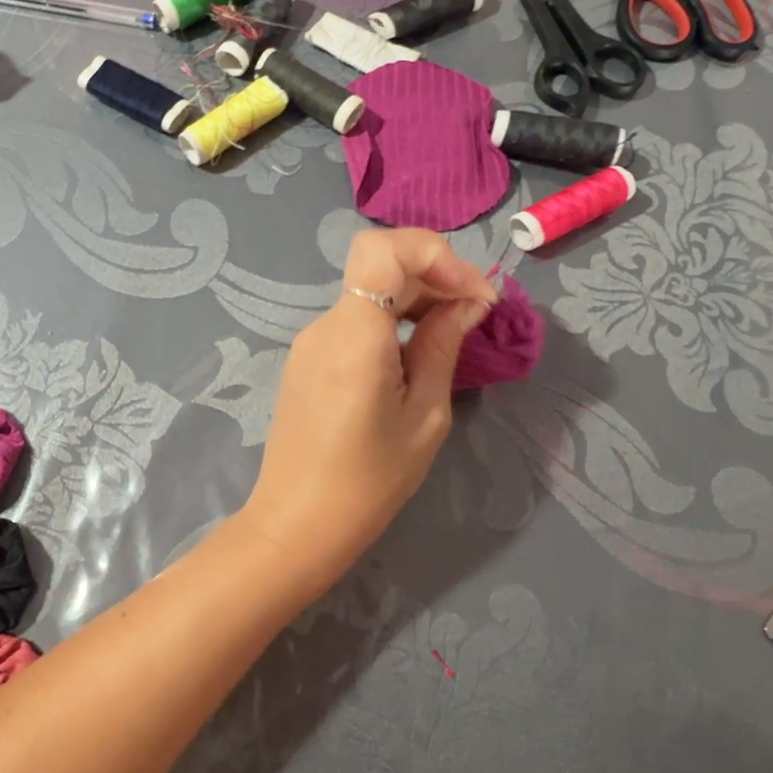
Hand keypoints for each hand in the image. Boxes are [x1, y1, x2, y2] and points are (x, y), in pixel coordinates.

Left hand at [241, 229, 497, 593]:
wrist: (297, 522)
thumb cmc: (369, 481)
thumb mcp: (424, 416)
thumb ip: (442, 347)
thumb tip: (465, 303)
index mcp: (353, 336)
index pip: (381, 249)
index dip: (434, 255)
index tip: (471, 296)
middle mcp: (324, 327)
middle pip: (378, 267)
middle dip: (434, 276)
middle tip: (475, 314)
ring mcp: (309, 343)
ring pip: (367, 293)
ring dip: (414, 299)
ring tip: (452, 335)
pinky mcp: (305, 361)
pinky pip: (353, 322)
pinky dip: (389, 322)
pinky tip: (414, 354)